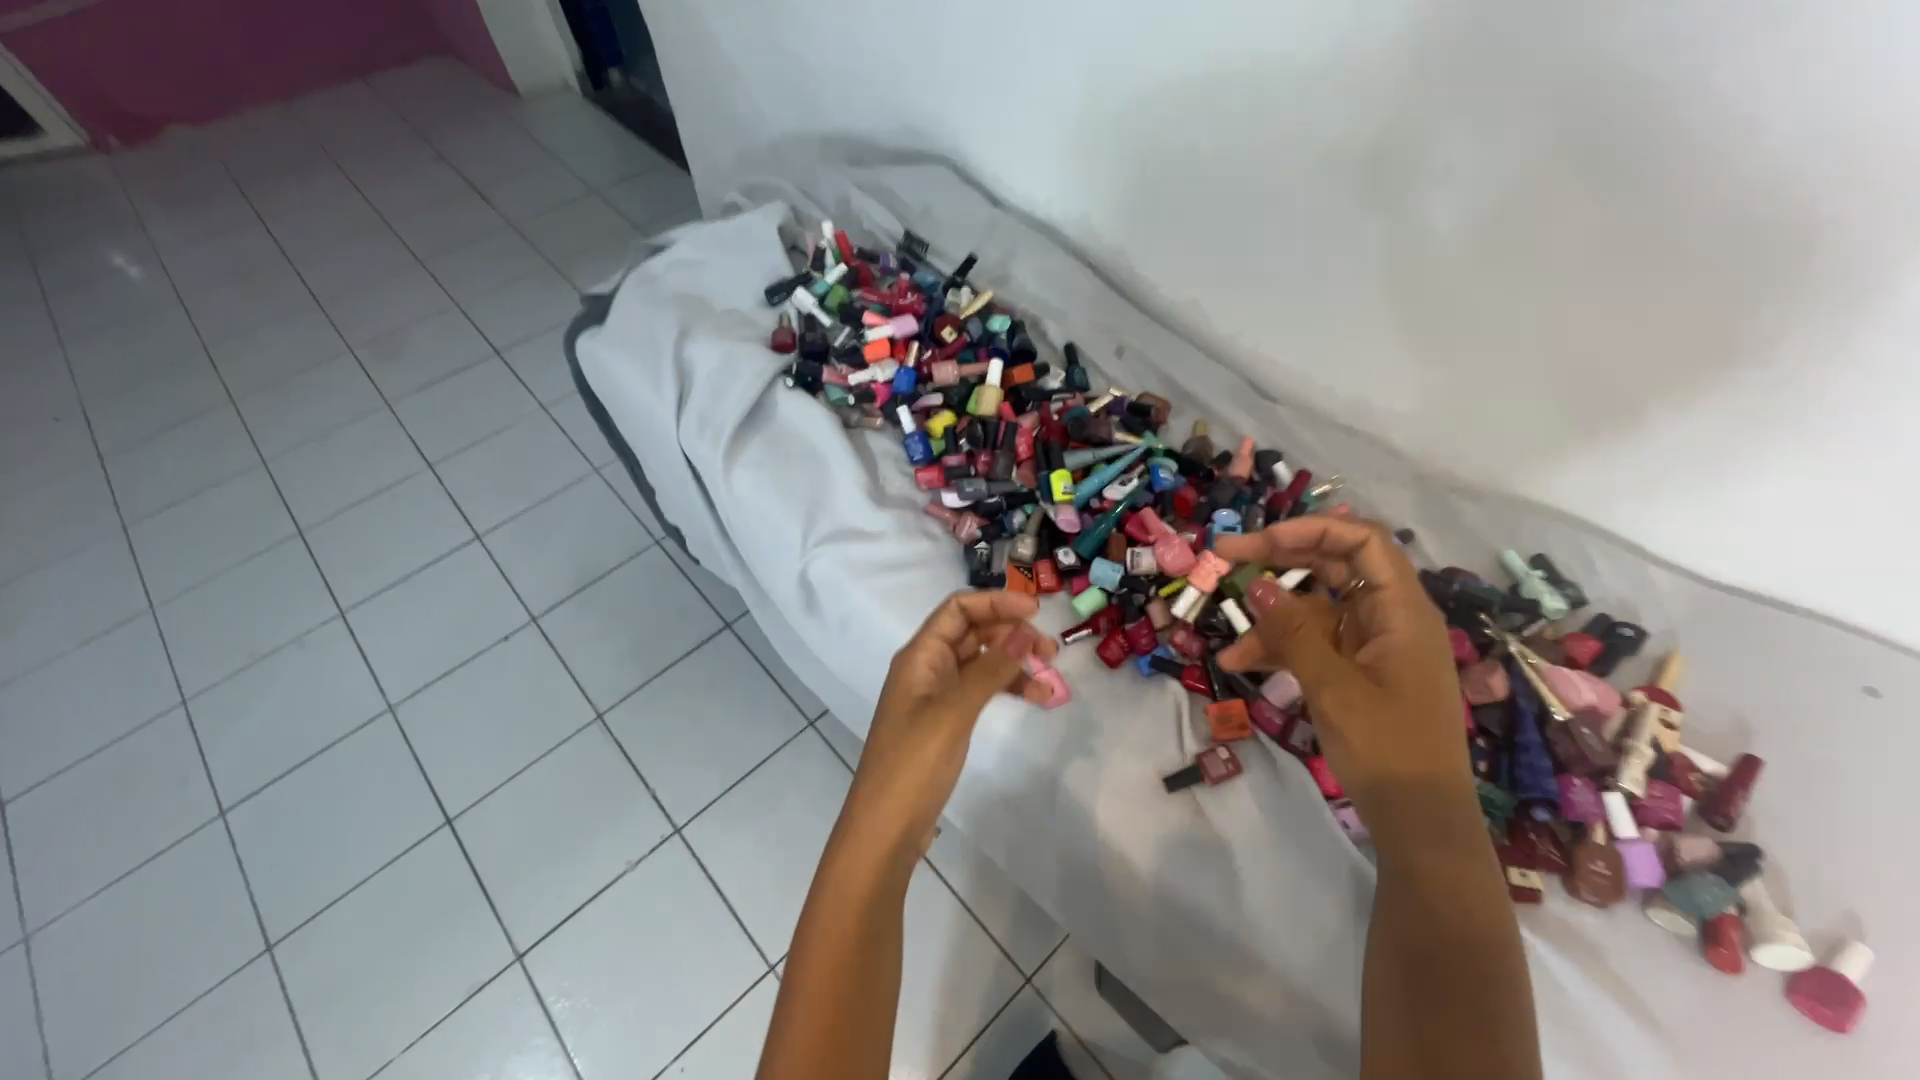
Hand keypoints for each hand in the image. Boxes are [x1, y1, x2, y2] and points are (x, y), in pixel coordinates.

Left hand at [843, 591, 1058, 859]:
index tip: (1037, 610)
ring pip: (980, 663)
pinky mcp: (945, 722)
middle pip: (972, 632)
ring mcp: (935, 696)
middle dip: (1011, 633)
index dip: (996, 602)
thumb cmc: (913, 763)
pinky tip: (1035, 699)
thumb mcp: (954, 711)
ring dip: (1013, 664)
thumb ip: (990, 669)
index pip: (958, 609)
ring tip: (1050, 680)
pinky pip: (979, 691)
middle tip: (1051, 650)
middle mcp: (926, 668)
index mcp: (919, 656)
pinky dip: (1006, 689)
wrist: (885, 828)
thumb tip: (1025, 630)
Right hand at [1213, 518, 1471, 823]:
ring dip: (1270, 619)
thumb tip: (1255, 584)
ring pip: (1315, 609)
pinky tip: (1241, 663)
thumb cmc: (1388, 749)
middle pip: (1334, 567)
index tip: (1258, 541)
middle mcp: (1390, 617)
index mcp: (1403, 610)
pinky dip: (1280, 649)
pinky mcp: (1357, 671)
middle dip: (1279, 560)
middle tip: (1223, 559)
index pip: (1362, 542)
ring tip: (1227, 639)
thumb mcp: (1333, 687)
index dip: (1310, 529)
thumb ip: (1294, 632)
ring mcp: (1372, 645)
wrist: (1420, 821)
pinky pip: (1314, 644)